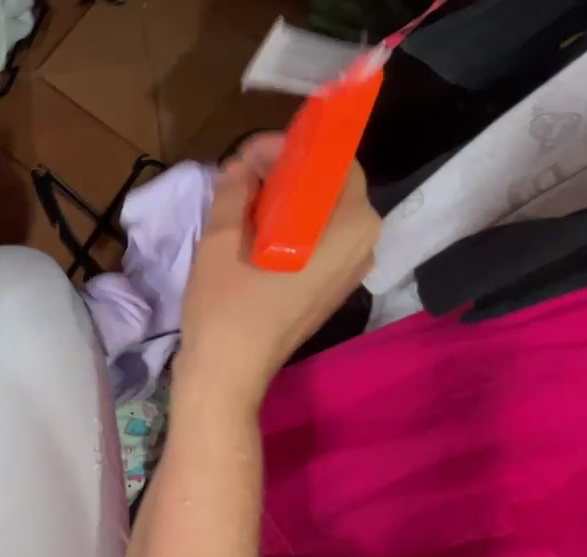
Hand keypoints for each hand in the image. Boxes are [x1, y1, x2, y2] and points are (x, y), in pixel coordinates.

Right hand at [179, 134, 380, 410]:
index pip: (332, 162)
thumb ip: (233, 196)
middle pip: (328, 189)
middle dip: (285, 177)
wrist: (226, 375)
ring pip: (320, 217)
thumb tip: (239, 166)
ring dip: (282, 206)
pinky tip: (251, 242)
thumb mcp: (220, 246)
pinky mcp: (331, 287)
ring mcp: (351, 266)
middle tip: (238, 180)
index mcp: (350, 222)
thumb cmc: (225, 309)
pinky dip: (288, 233)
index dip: (291, 150)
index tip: (246, 153)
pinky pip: (316, 243)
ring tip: (238, 211)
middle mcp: (366, 239)